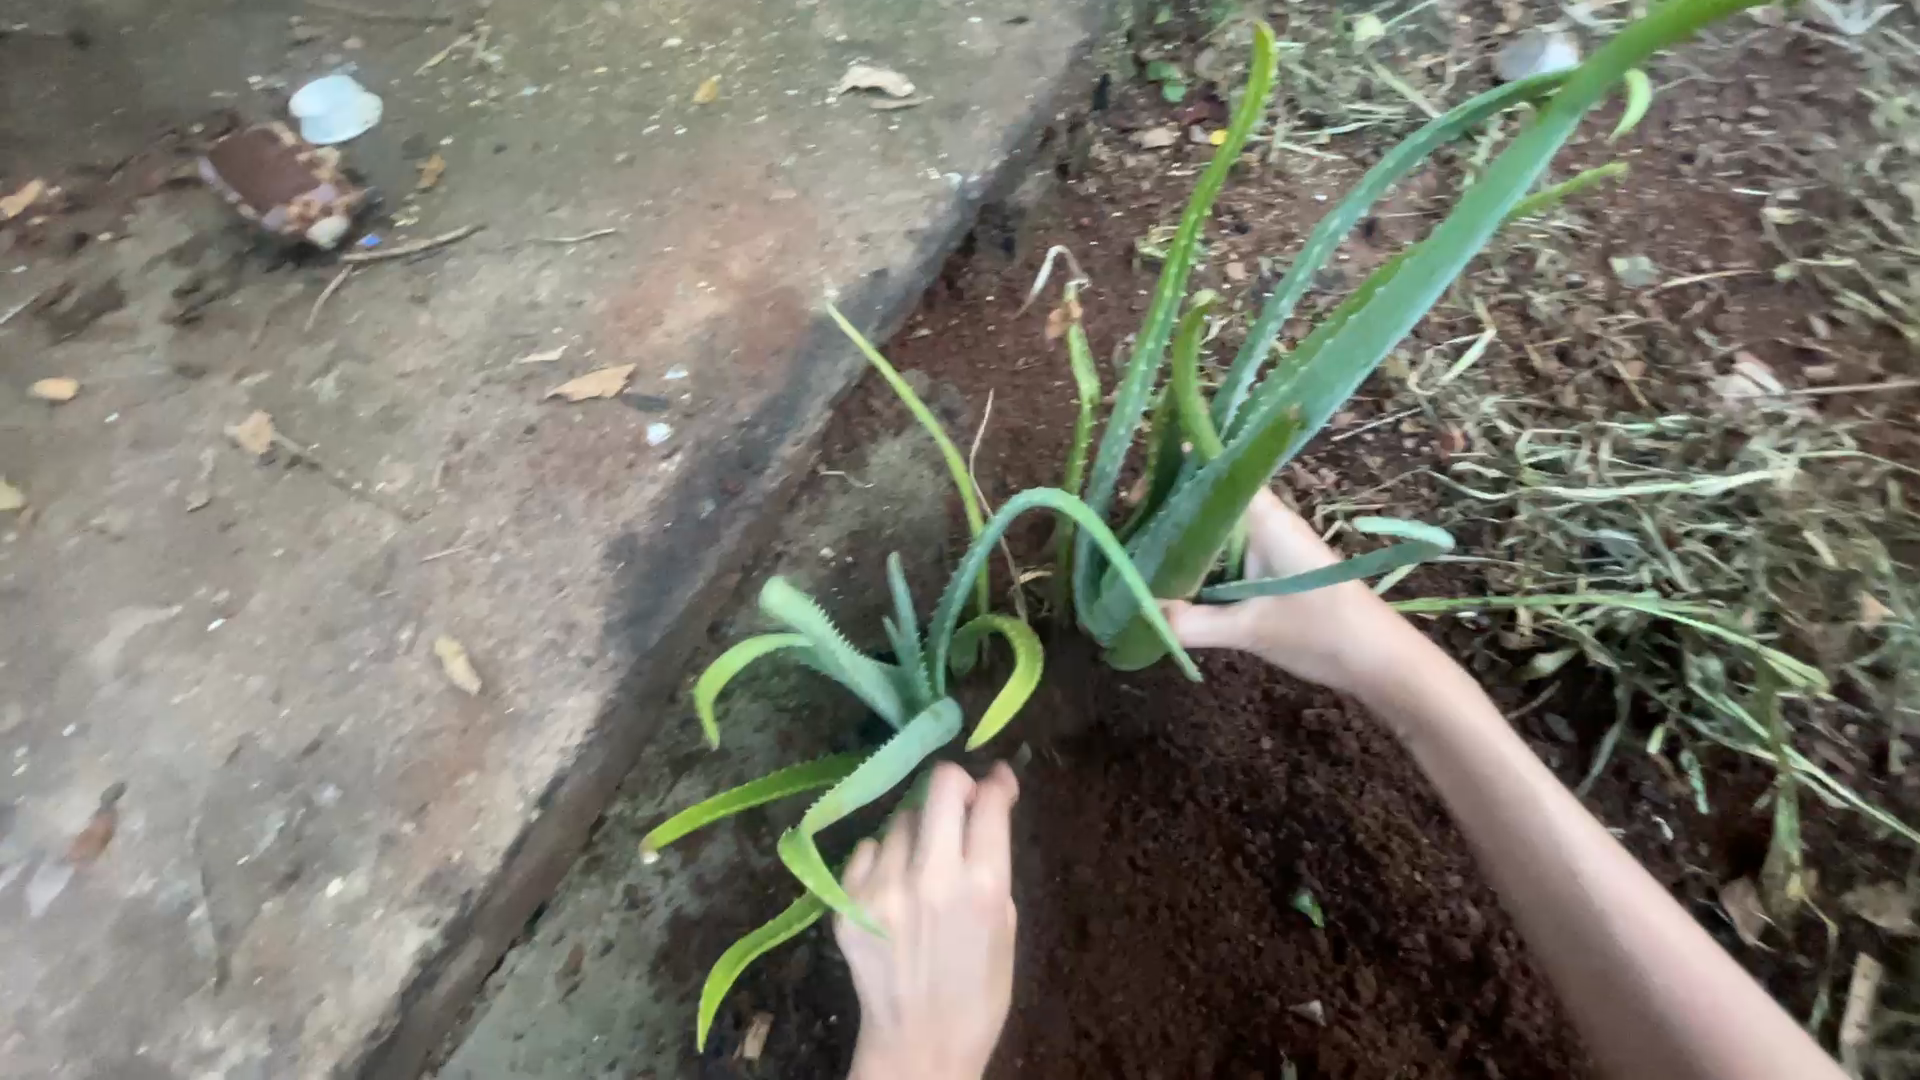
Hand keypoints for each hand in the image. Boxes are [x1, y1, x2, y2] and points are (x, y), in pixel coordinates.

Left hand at [836, 762, 1018, 1079]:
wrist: (920, 1047)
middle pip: (940, 784)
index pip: (987, 799)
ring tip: (922, 863)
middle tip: (959, 802)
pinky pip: (868, 848)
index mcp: (983, 884)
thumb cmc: (978, 989)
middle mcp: (932, 877)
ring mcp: (884, 888)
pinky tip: (892, 886)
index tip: (997, 781)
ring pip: (901, 817)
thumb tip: (991, 800)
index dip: (996, 783)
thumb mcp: (1005, 923)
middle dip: (955, 784)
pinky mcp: (847, 903)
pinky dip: (882, 858)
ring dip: (917, 829)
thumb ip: (994, 859)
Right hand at [1160, 487, 1435, 697]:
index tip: (1137, 493)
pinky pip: (1224, 554)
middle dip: (1169, 510)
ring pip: (1215, 530)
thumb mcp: (1253, 629)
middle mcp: (1267, 523)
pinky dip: (1197, 562)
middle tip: (1126, 527)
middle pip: (1210, 500)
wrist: (1382, 663)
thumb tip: (1141, 615)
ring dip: (1181, 538)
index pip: (1219, 474)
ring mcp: (1270, 546)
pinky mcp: (1271, 570)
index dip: (1177, 474)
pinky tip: (1170, 580)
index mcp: (1267, 520)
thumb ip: (1194, 623)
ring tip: (1136, 551)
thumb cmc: (1326, 632)